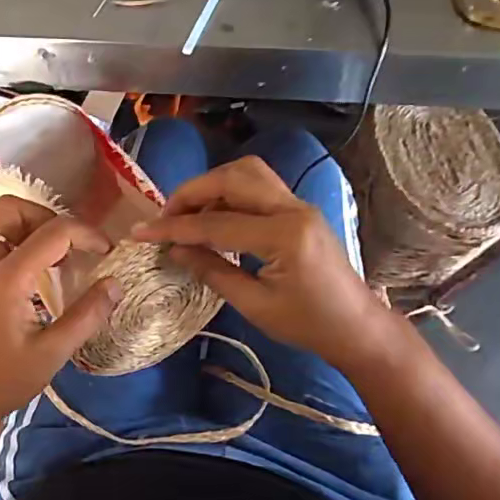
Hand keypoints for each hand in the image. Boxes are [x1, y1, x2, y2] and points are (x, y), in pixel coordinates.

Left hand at [0, 197, 118, 465]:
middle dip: (50, 217)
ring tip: (64, 261)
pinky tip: (46, 278)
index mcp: (7, 278)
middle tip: (75, 247)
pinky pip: (1, 246)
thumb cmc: (0, 382)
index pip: (52, 231)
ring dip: (37, 230)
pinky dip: (26, 247)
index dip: (87, 234)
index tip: (108, 252)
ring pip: (4, 225)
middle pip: (13, 209)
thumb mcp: (52, 354)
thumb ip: (86, 315)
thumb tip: (115, 284)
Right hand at [134, 156, 399, 373]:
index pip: (216, 223)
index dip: (174, 228)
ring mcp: (300, 205)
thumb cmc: (307, 325)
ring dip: (212, 187)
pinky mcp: (300, 210)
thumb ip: (213, 271)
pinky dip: (231, 194)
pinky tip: (216, 219)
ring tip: (189, 215)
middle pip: (233, 177)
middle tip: (166, 217)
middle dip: (192, 192)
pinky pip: (260, 187)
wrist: (356, 326)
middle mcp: (293, 208)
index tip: (142, 232)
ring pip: (248, 173)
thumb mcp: (254, 305)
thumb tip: (175, 251)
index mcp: (284, 235)